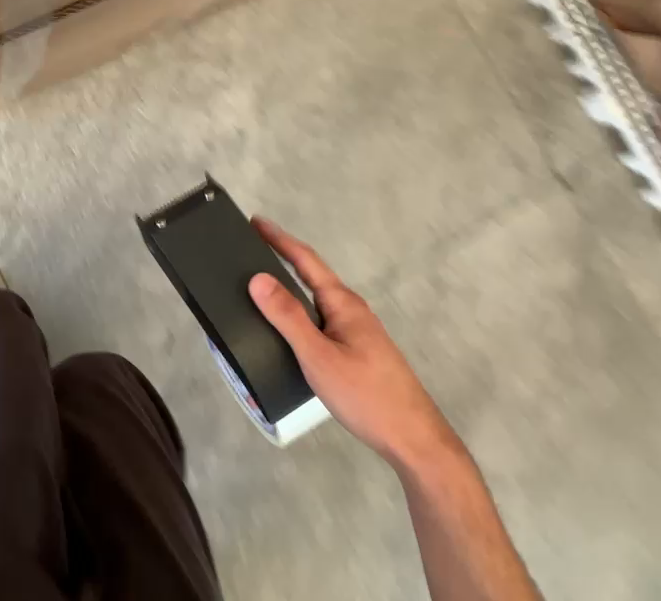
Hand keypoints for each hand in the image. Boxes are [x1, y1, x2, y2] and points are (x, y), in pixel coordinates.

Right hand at [248, 218, 461, 470]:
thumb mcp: (319, 356)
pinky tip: (285, 329)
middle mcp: (350, 310)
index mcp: (342, 303)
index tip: (254, 222)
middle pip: (311, 276)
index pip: (306, 261)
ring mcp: (355, 331)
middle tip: (247, 251)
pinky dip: (297, 313)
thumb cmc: (365, 394)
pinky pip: (318, 320)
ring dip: (288, 289)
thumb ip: (288, 317)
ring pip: (314, 301)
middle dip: (281, 260)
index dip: (280, 240)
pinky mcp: (355, 351)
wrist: (413, 438)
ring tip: (258, 287)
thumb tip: (258, 278)